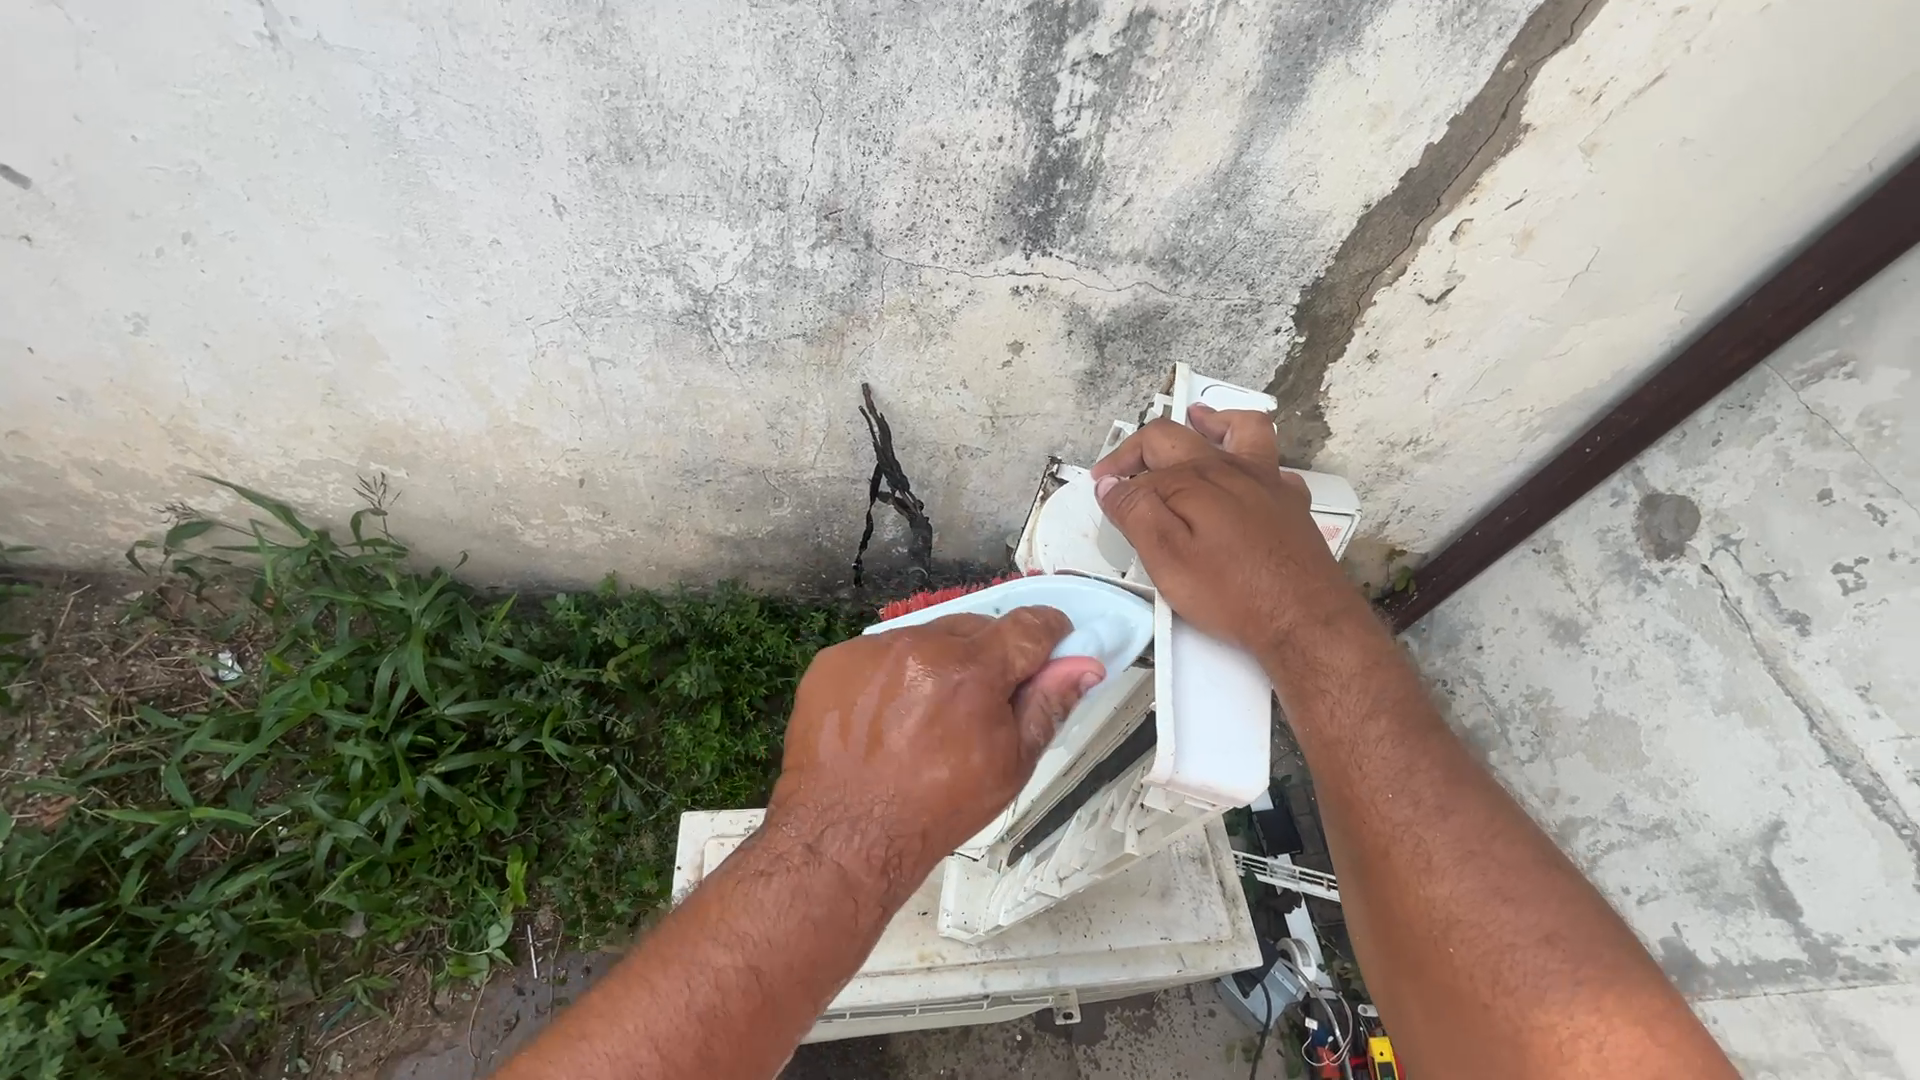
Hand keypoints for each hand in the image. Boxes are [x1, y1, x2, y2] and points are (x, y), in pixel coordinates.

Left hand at [765, 609, 1103, 904]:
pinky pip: (881, 650)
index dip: (1049, 632)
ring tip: (928, 713)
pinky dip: (894, 672)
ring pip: (927, 635)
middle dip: (990, 654)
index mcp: (972, 671)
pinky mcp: (836, 659)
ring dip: (939, 660)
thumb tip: (1084, 665)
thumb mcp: (1010, 765)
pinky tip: (888, 714)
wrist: (846, 834)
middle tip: (982, 699)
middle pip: (976, 627)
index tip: (1053, 644)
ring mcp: (873, 649)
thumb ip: (1049, 706)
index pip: (1028, 625)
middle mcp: (921, 645)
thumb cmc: (936, 807)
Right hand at [1090, 404, 1364, 658]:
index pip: (1142, 468)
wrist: (1304, 619)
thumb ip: (1135, 513)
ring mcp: (1267, 482)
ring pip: (1241, 429)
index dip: (1115, 479)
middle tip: (1122, 470)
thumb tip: (1110, 484)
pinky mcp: (1292, 504)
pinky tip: (1244, 476)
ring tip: (1196, 420)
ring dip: (1212, 421)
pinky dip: (1252, 460)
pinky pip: (1272, 465)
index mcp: (1194, 480)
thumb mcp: (1166, 558)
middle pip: (1179, 438)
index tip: (1099, 495)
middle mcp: (1230, 469)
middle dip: (1143, 447)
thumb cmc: (1230, 592)